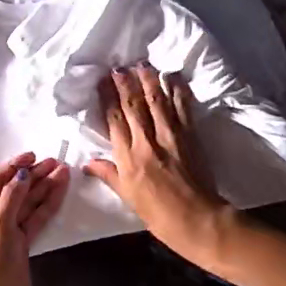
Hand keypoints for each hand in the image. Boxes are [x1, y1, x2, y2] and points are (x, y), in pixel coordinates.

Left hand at [0, 153, 69, 285]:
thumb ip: (12, 197)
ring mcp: (7, 231)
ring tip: (64, 170)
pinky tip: (60, 190)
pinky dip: (47, 205)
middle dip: (33, 176)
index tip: (32, 155)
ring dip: (44, 187)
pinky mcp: (21, 244)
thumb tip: (21, 174)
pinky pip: (35, 218)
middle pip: (14, 191)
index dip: (13, 167)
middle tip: (55, 162)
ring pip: (27, 203)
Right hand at [84, 64, 230, 258]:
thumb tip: (87, 163)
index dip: (108, 98)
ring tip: (142, 64)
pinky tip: (173, 76)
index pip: (115, 120)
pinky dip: (178, 90)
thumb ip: (109, 174)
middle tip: (119, 66)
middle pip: (134, 105)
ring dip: (149, 80)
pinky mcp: (191, 135)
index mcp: (128, 158)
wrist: (198, 221)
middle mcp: (147, 142)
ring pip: (157, 101)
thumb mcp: (128, 197)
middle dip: (125, 83)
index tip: (102, 81)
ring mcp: (171, 136)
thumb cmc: (159, 214)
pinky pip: (182, 107)